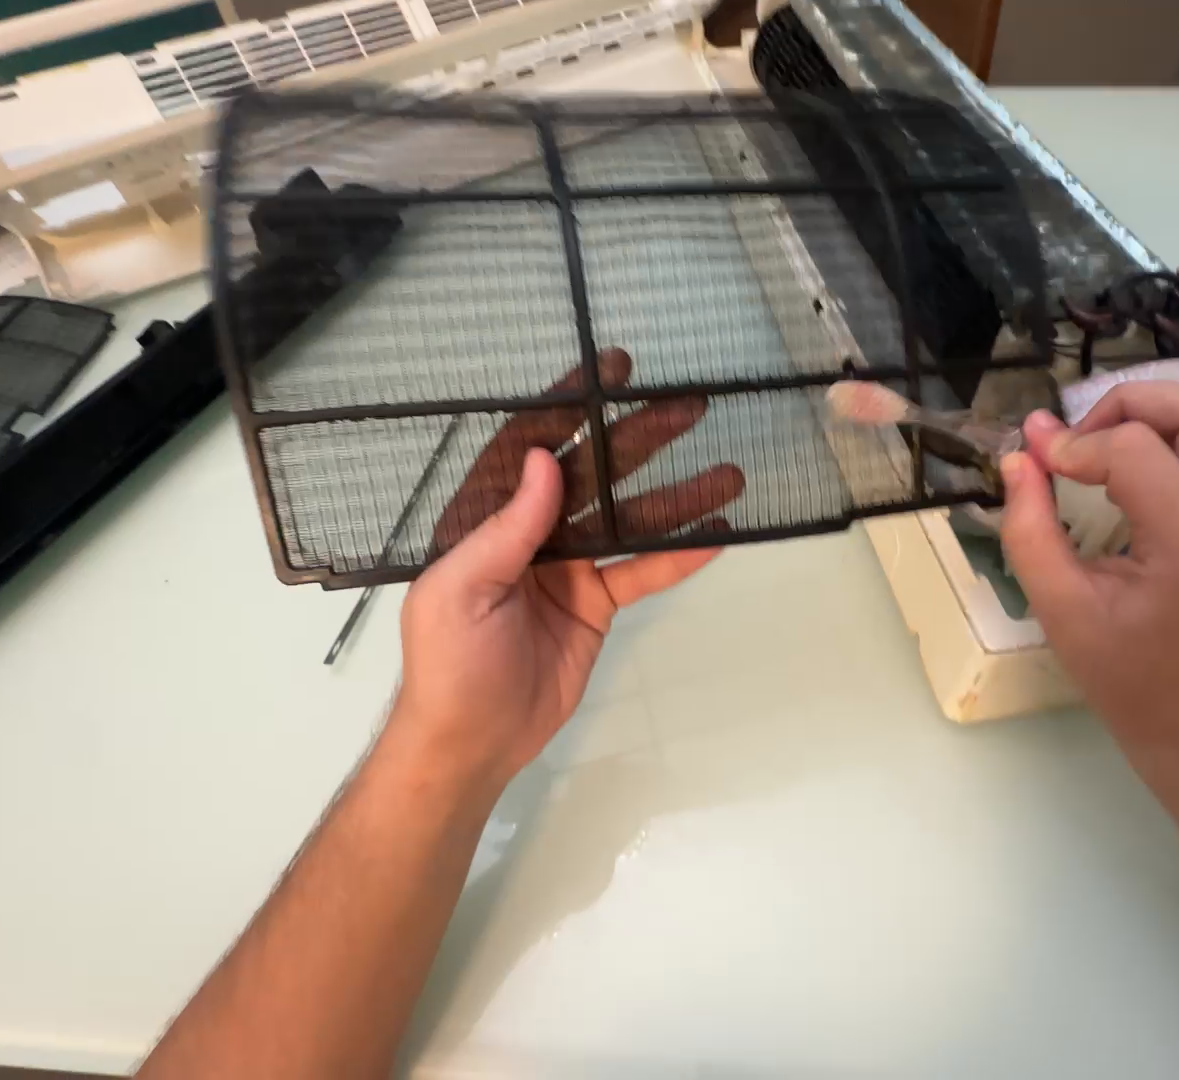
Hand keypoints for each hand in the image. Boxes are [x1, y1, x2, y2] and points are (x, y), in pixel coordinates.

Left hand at [387, 349, 743, 791]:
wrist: (475, 740)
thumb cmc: (451, 662)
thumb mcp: (462, 589)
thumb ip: (506, 527)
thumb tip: (542, 458)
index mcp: (487, 518)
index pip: (529, 447)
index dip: (568, 406)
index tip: (611, 372)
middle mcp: (531, 532)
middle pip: (593, 474)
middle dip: (640, 439)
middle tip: (689, 407)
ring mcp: (568, 566)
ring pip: (627, 520)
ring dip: (675, 498)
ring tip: (727, 474)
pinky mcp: (596, 602)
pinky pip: (641, 572)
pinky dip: (676, 556)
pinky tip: (716, 537)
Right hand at [998, 383, 1178, 753]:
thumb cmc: (1122, 672)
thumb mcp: (1057, 606)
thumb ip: (1029, 527)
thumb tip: (1019, 457)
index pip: (1133, 449)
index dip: (1072, 445)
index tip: (1034, 466)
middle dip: (1126, 405)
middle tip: (1076, 442)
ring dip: (1154, 416)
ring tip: (1101, 450)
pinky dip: (1178, 437)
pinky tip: (1138, 470)